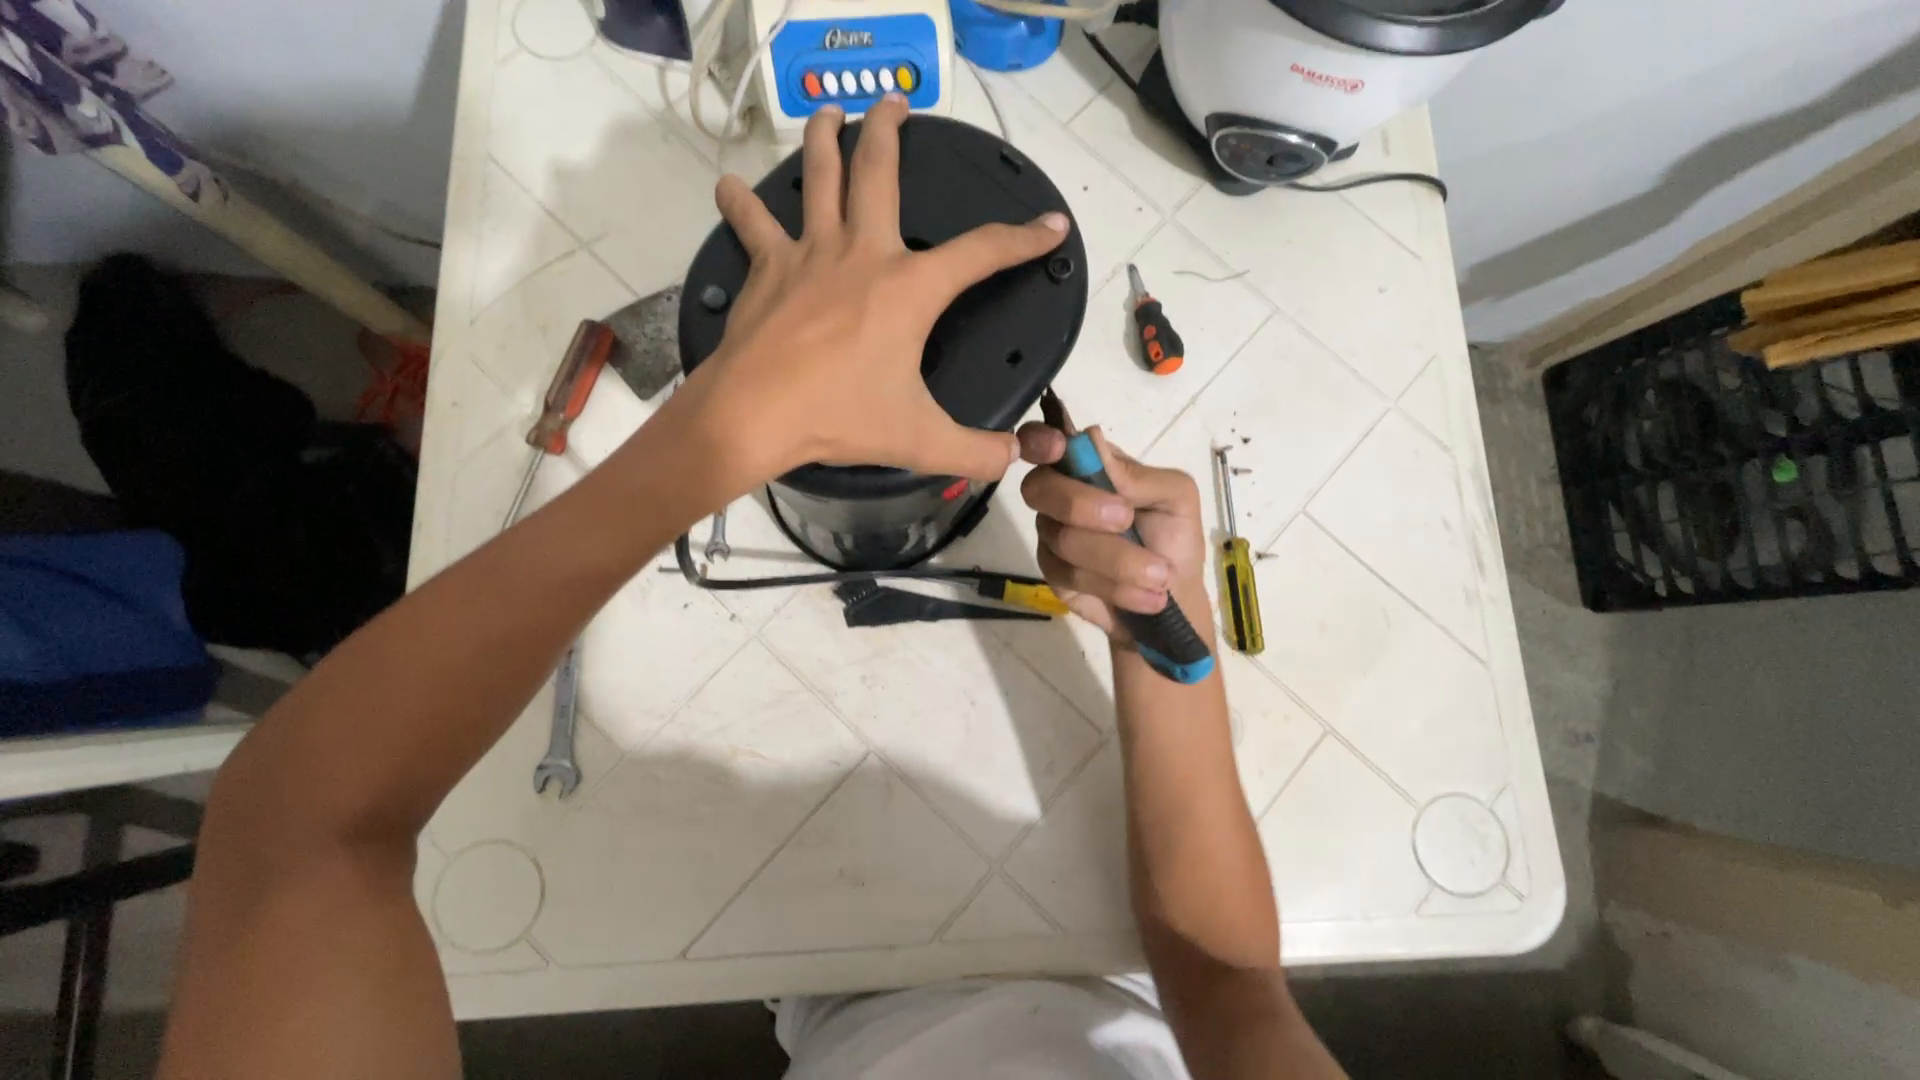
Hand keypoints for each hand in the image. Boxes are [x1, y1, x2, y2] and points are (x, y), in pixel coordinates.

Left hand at [678, 95, 1070, 486]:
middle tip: (897, 103)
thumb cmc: (841, 419)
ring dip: (824, 139)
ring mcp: (810, 254)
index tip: (1050, 224)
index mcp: (909, 288)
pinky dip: (741, 203)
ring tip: (828, 114)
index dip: (1023, 238)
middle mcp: (862, 253)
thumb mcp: (921, 441)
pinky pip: (754, 224)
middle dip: (891, 131)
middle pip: (879, 172)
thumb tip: (1016, 457)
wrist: (755, 414)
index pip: (982, 252)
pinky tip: (730, 187)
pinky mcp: (767, 267)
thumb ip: (977, 451)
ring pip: (819, 178)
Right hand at [1016, 423, 1207, 641]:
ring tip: (1160, 575)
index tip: (1060, 448)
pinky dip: (1116, 586)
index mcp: (1088, 466)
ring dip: (1119, 559)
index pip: (1044, 441)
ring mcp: (1053, 536)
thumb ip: (1137, 474)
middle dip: (1080, 504)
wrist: (1177, 598)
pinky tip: (1145, 594)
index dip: (1040, 440)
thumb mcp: (1176, 497)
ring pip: (1063, 539)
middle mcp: (1060, 496)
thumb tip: (1091, 441)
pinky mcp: (1053, 575)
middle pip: (1039, 488)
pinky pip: (1070, 575)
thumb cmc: (1175, 539)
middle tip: (1125, 520)